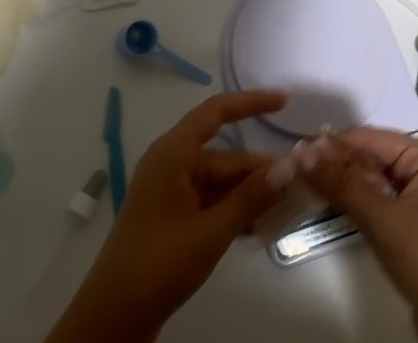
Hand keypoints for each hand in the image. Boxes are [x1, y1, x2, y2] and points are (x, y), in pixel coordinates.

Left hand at [48, 92, 289, 342]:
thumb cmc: (159, 262)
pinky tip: (262, 224)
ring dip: (251, 192)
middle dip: (262, 168)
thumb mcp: (212, 230)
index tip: (286, 103)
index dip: (252, 103)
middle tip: (303, 181)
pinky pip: (211, 200)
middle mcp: (171, 164)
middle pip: (226, 156)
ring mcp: (171, 191)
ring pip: (221, 181)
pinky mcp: (173, 216)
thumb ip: (252, 196)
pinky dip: (235, 208)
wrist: (114, 315)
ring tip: (291, 204)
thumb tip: (290, 165)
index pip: (216, 112)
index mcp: (173, 154)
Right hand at [302, 128, 417, 342]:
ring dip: (342, 183)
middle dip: (334, 164)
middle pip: (370, 156)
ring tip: (303, 186)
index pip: (369, 139)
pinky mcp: (412, 218)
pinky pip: (377, 197)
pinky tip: (329, 203)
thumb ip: (341, 184)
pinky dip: (355, 200)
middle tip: (293, 172)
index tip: (293, 153)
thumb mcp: (381, 218)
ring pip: (371, 178)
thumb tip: (302, 154)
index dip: (331, 145)